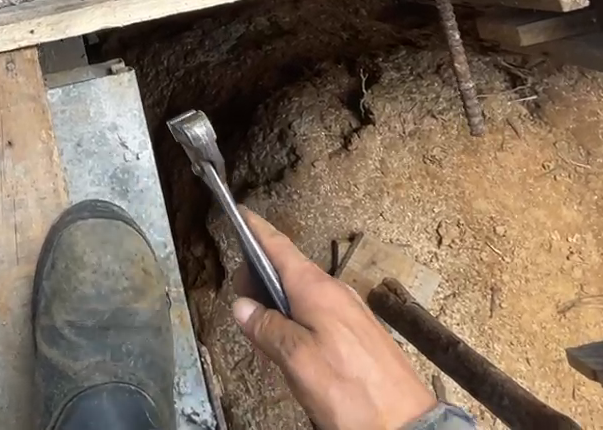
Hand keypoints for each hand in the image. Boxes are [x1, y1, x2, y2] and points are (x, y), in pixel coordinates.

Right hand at [232, 211, 436, 429]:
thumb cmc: (349, 390)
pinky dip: (297, 318)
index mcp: (316, 288)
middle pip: (288, 270)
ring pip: (303, 294)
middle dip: (260, 279)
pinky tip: (293, 346)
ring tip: (265, 335)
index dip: (256, 229)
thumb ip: (266, 328)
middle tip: (242, 307)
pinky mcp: (362, 335)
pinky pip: (320, 313)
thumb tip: (242, 306)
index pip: (279, 245)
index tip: (239, 213)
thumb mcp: (297, 360)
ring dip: (278, 303)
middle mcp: (335, 291)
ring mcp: (352, 312)